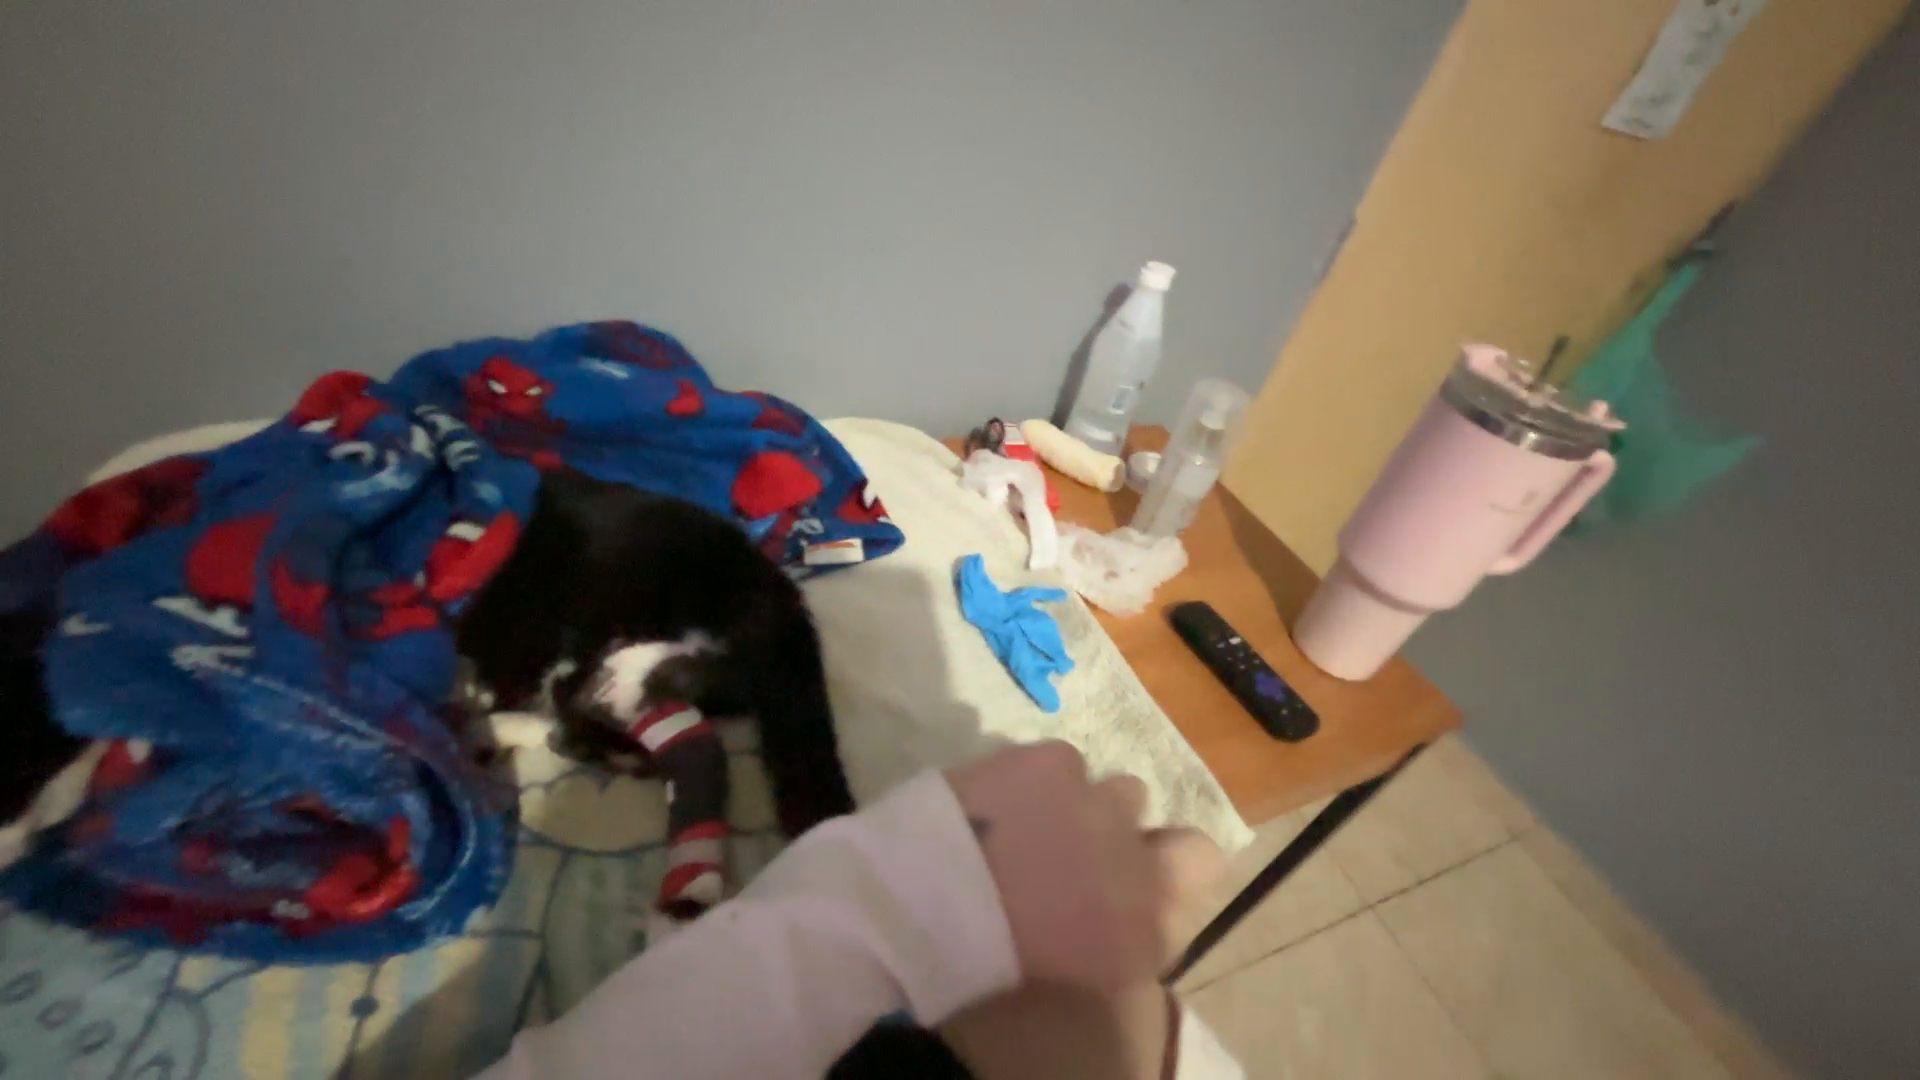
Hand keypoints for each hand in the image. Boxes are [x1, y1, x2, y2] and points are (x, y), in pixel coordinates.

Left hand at [945, 740, 1223, 992]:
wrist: (929, 895)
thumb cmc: (995, 953)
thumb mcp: (1079, 964)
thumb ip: (1120, 927)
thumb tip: (1125, 901)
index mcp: (1145, 916)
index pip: (1201, 857)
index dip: (1175, 855)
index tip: (1139, 863)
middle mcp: (1136, 850)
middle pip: (1142, 813)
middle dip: (1115, 825)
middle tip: (1068, 844)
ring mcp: (1097, 798)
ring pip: (1110, 784)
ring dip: (1081, 798)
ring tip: (1032, 816)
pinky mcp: (1053, 759)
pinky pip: (1062, 761)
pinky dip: (1041, 776)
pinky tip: (1004, 796)